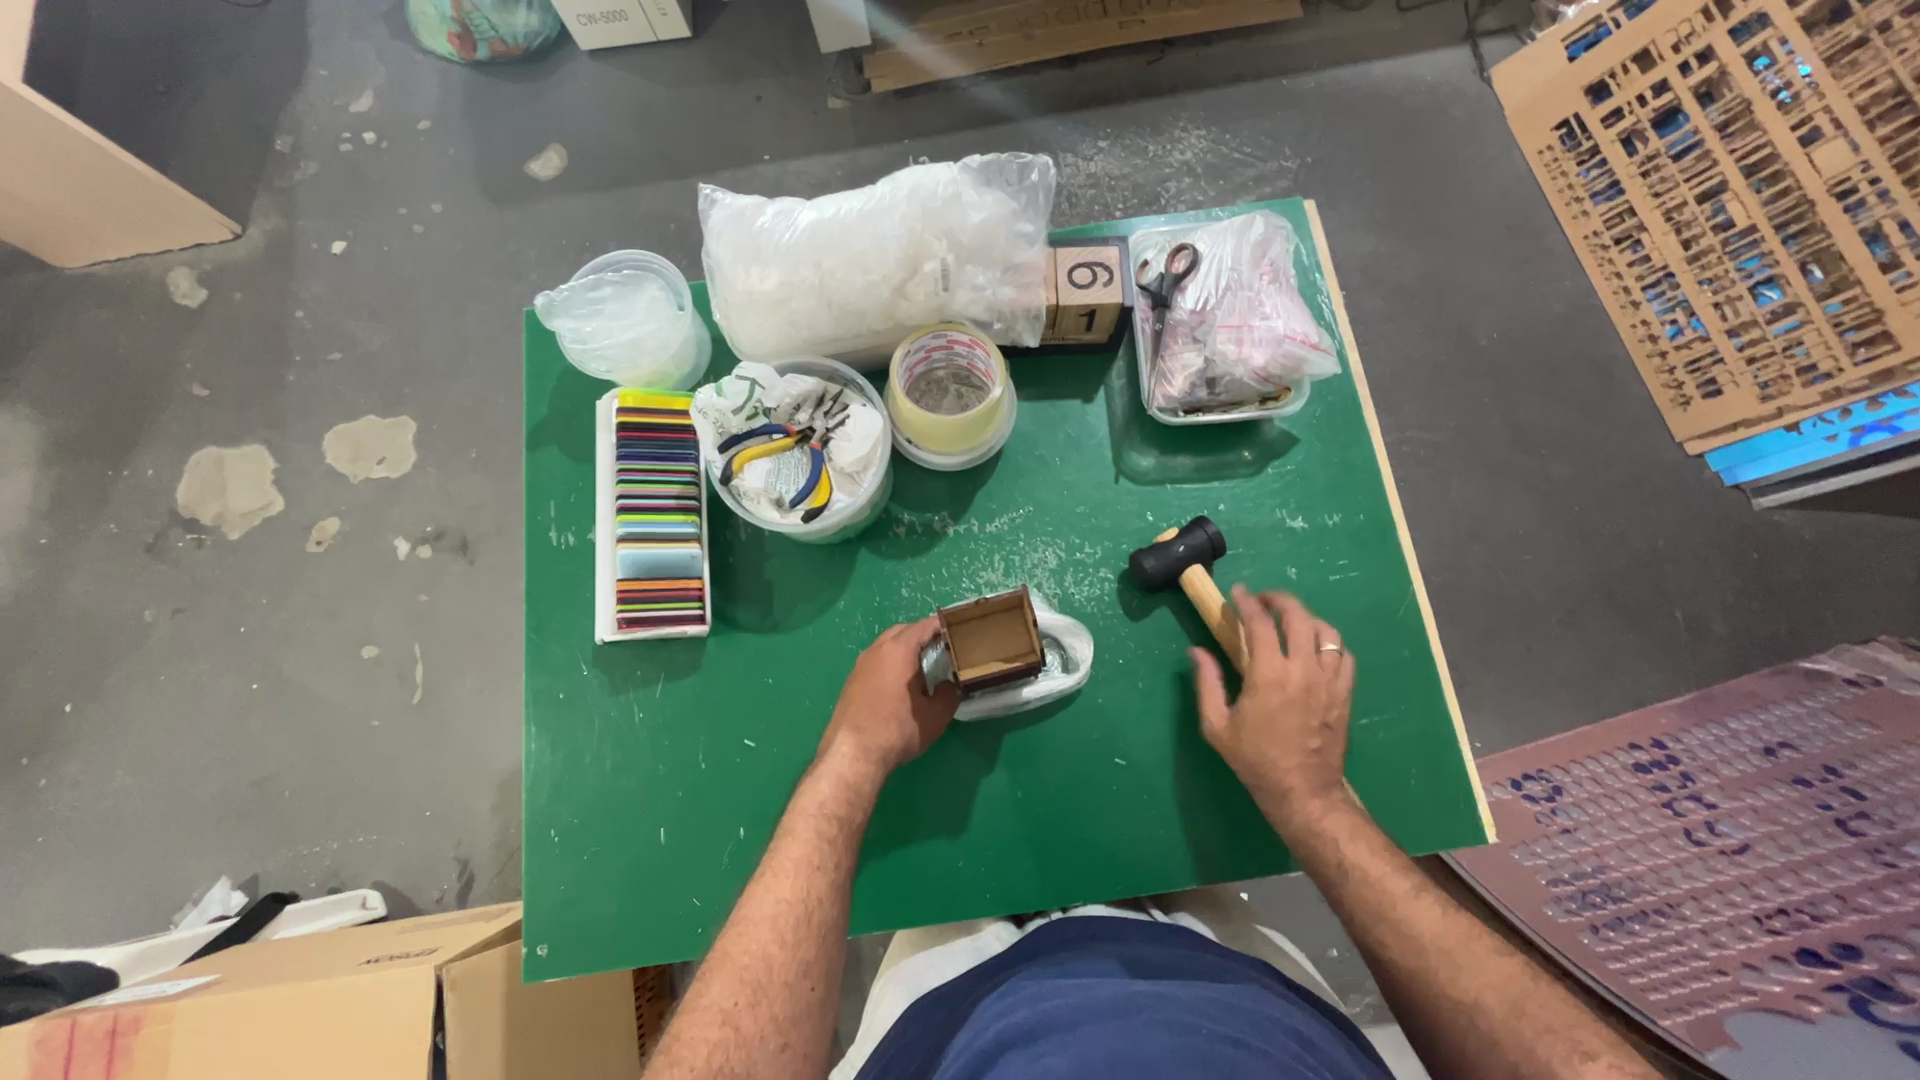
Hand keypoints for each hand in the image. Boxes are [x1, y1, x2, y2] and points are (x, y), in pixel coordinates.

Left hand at [818, 617, 960, 775]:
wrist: (852, 754)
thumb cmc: (896, 730)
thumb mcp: (934, 716)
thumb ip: (948, 695)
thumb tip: (950, 685)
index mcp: (898, 650)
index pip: (924, 626)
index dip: (942, 626)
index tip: (957, 630)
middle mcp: (876, 650)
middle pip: (903, 631)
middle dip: (923, 635)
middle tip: (942, 648)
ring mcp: (860, 665)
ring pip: (886, 645)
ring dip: (905, 649)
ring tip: (923, 666)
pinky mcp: (852, 681)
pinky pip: (876, 661)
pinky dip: (891, 663)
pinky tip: (900, 684)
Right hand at [1191, 587, 1355, 818]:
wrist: (1302, 791)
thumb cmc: (1254, 759)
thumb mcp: (1217, 725)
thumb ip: (1206, 683)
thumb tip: (1196, 651)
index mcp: (1268, 675)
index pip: (1259, 623)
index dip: (1247, 602)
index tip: (1238, 593)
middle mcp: (1303, 669)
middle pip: (1298, 616)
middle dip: (1279, 600)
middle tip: (1263, 600)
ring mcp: (1329, 680)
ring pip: (1326, 631)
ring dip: (1306, 618)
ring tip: (1290, 620)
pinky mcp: (1345, 693)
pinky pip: (1343, 654)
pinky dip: (1329, 642)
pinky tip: (1315, 647)